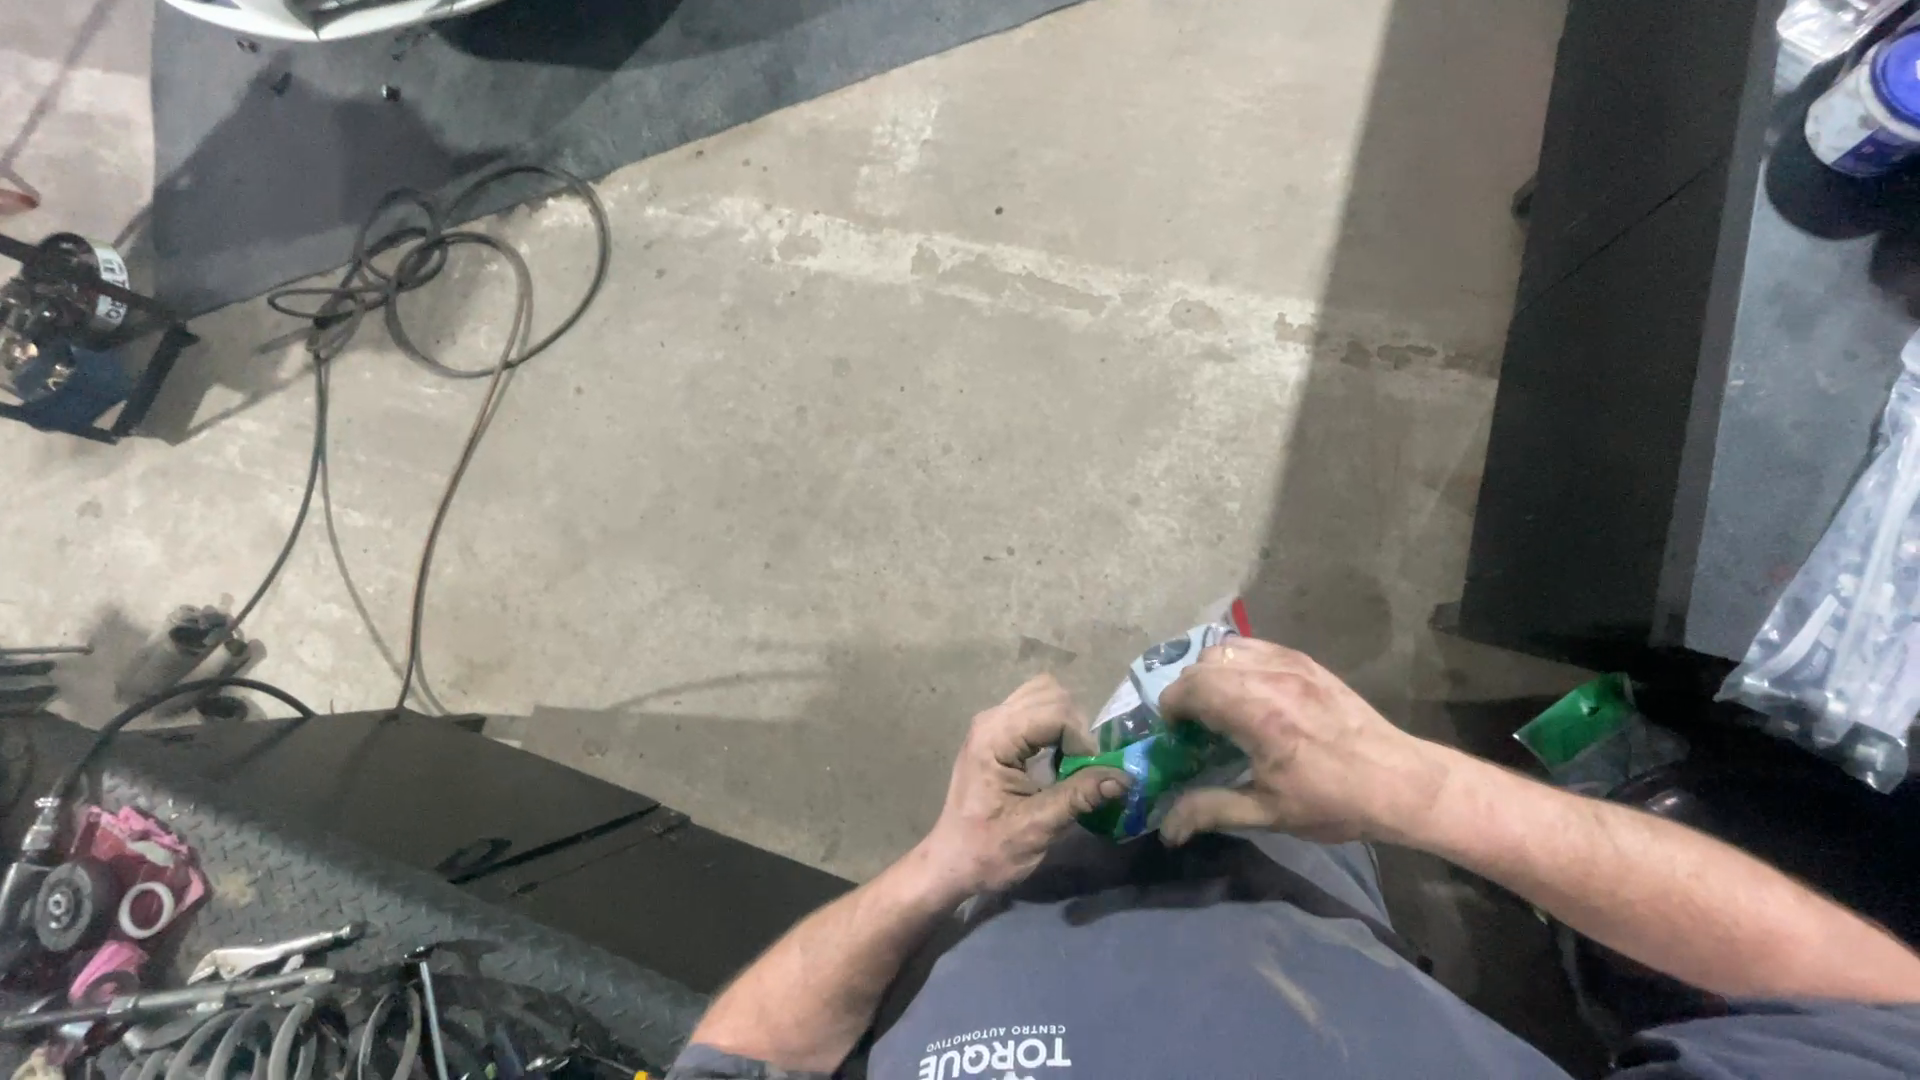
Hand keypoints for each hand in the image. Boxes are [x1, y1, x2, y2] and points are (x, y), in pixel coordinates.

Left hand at [915, 674, 1130, 897]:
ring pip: (1044, 693)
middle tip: (1082, 767)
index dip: (1081, 740)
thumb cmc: (988, 850)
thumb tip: (1124, 778)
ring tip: (1071, 760)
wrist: (952, 862)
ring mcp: (992, 722)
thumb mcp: (1037, 828)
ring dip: (1067, 722)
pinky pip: (1034, 707)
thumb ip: (1079, 796)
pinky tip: (1057, 756)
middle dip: (1076, 726)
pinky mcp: (997, 730)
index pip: (1055, 711)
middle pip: (1051, 693)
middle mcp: (991, 719)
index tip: (1088, 775)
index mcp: (994, 738)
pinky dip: (1055, 724)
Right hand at [1157, 638, 1446, 844]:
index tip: (1175, 735)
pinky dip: (1234, 661)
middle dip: (1186, 692)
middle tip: (1193, 725)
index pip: (1190, 689)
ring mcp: (1288, 664)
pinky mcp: (1304, 660)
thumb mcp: (1269, 813)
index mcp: (1256, 715)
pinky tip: (1243, 688)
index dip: (1171, 709)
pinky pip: (1251, 646)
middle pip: (1202, 666)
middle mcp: (1268, 679)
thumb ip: (1210, 810)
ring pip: (1223, 650)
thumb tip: (1165, 830)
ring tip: (1217, 705)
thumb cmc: (1334, 802)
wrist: (1401, 782)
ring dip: (1208, 673)